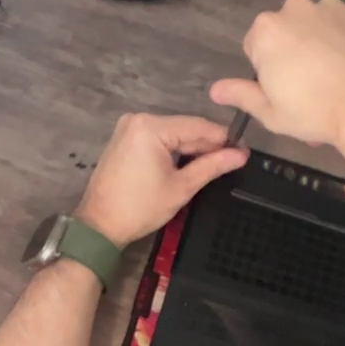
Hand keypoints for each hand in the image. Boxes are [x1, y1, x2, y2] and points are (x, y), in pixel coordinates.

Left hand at [74, 113, 247, 245]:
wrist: (100, 225)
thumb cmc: (140, 209)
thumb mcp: (181, 187)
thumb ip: (211, 166)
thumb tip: (240, 155)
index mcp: (151, 128)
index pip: (197, 126)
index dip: (223, 138)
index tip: (244, 149)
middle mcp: (139, 119)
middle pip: (184, 128)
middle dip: (207, 144)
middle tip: (234, 159)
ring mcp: (129, 128)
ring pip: (172, 134)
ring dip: (192, 148)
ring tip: (216, 163)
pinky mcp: (125, 139)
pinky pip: (158, 139)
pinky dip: (174, 150)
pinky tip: (190, 163)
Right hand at [209, 0, 344, 152]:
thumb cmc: (315, 113)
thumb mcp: (271, 113)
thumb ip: (241, 95)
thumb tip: (215, 90)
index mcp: (267, 31)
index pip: (255, 47)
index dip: (267, 72)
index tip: (283, 91)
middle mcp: (296, 8)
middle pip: (286, 32)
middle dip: (292, 54)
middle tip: (309, 89)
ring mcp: (332, 7)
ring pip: (316, 27)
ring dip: (319, 47)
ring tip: (334, 82)